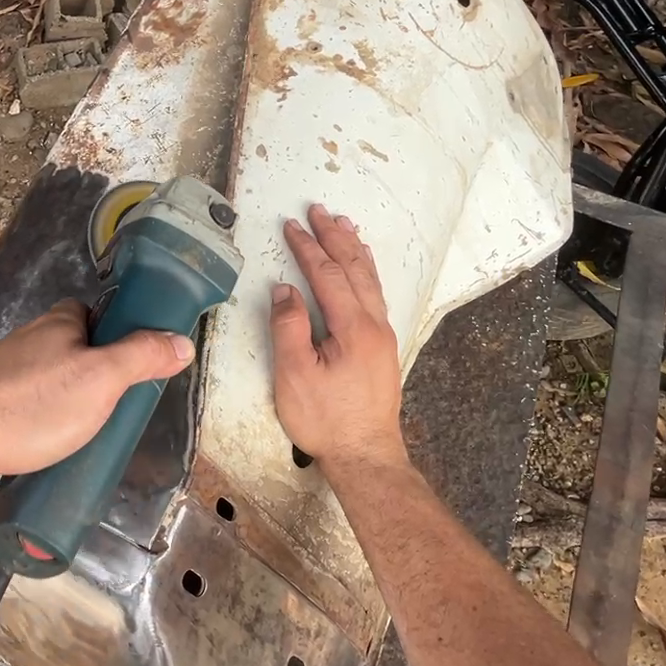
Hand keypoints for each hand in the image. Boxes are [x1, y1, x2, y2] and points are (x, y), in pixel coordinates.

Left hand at [0, 301, 193, 493]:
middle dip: (93, 370)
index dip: (114, 329)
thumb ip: (141, 357)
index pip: (91, 310)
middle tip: (114, 403)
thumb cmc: (35, 406)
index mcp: (56, 323)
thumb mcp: (101, 380)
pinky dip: (42, 413)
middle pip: (71, 344)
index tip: (132, 360)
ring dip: (67, 395)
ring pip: (48, 374)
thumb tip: (181, 341)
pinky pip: (27, 399)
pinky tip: (48, 439)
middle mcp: (27, 337)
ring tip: (86, 428)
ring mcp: (3, 368)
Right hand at [270, 205, 406, 471]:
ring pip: (370, 280)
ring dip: (354, 249)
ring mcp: (382, 335)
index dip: (308, 248)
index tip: (291, 225)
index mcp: (353, 327)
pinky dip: (365, 271)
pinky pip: (374, 294)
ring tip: (344, 225)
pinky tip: (361, 267)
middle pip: (355, 269)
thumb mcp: (294, 374)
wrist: (365, 455)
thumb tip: (284, 289)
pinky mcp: (381, 347)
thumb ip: (288, 327)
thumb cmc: (324, 417)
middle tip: (320, 210)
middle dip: (335, 237)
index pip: (327, 275)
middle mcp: (374, 324)